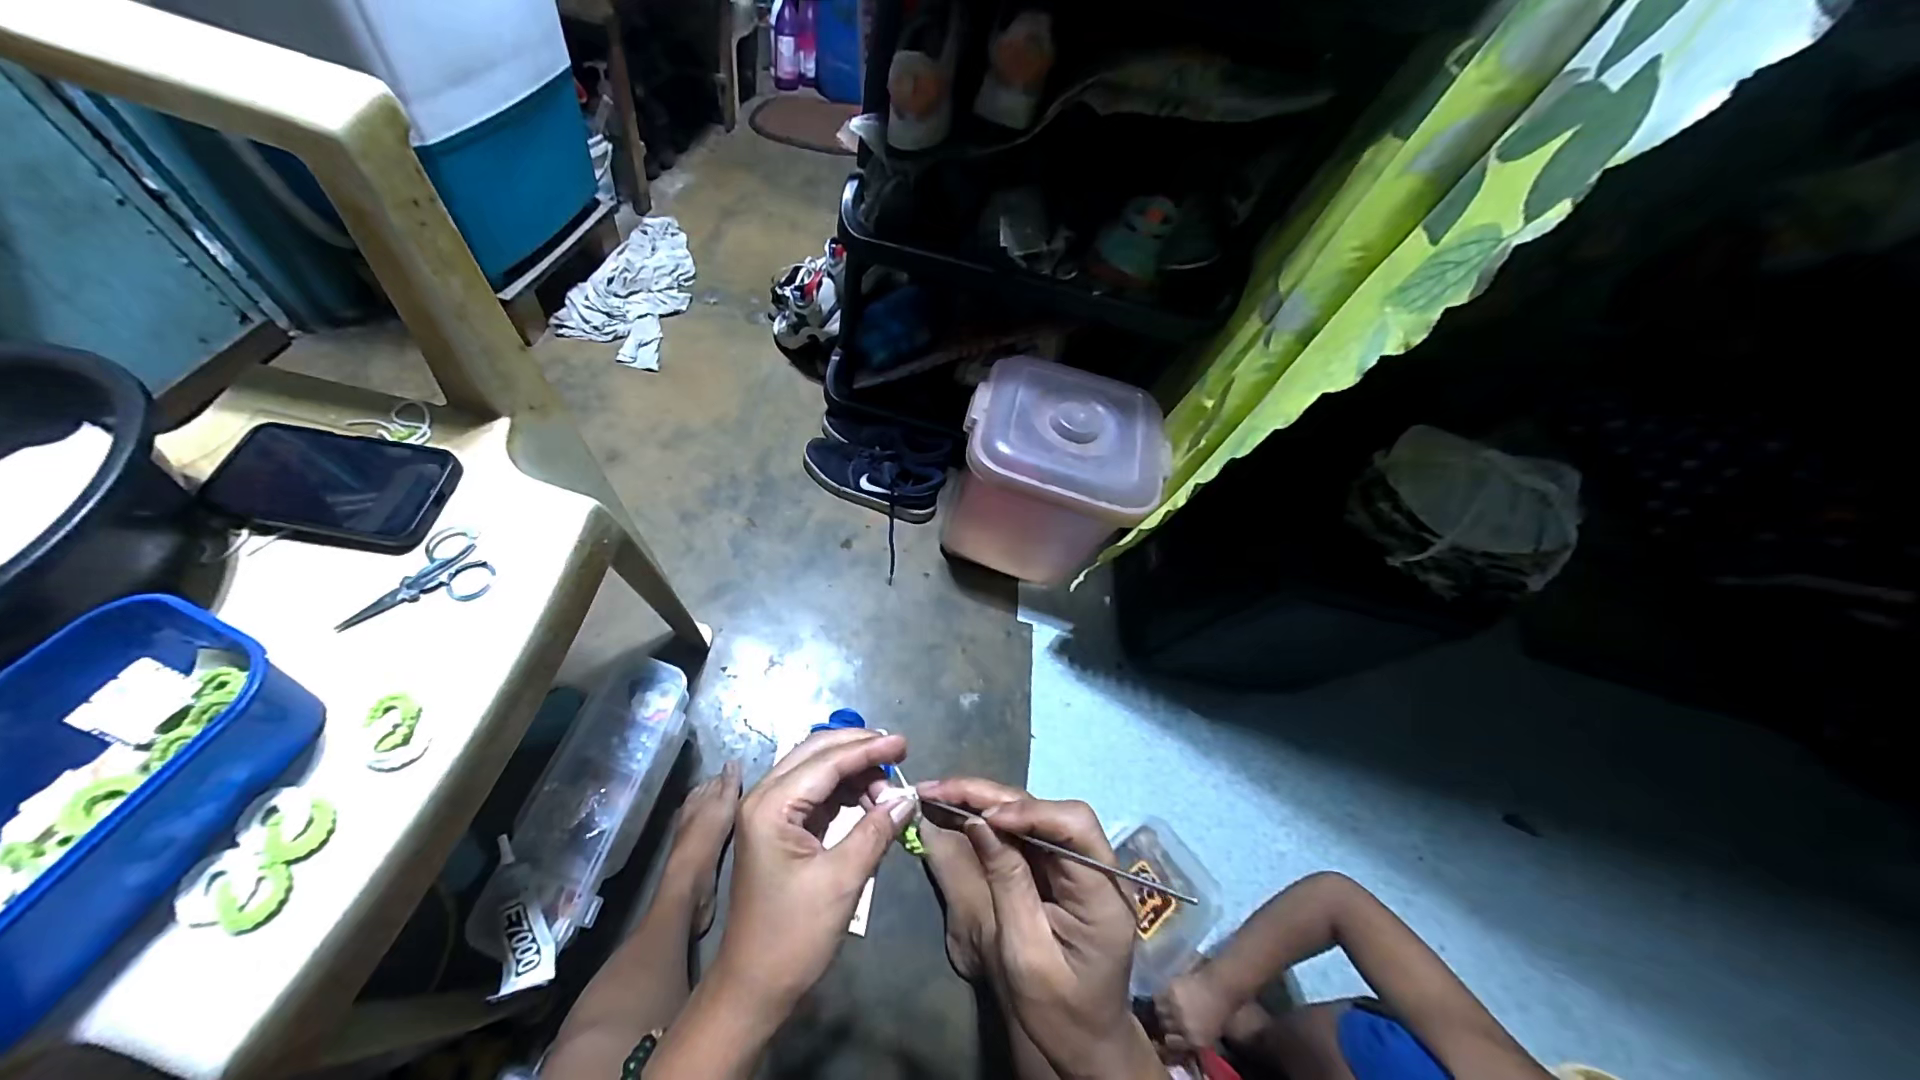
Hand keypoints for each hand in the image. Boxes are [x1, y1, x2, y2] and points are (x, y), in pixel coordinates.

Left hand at [707, 729, 913, 1012]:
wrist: (754, 986)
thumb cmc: (793, 935)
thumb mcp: (841, 880)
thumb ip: (875, 831)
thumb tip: (906, 799)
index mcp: (771, 806)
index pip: (827, 761)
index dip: (869, 749)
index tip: (905, 744)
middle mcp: (764, 798)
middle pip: (816, 752)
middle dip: (859, 748)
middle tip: (899, 753)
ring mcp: (770, 813)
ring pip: (817, 769)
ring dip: (854, 770)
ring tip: (889, 790)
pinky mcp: (780, 828)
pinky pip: (816, 793)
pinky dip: (845, 790)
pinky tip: (869, 799)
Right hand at [917, 778, 1159, 1079]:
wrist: (1081, 1040)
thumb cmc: (1058, 1011)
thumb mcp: (1026, 955)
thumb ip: (1006, 883)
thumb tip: (977, 822)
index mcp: (1104, 892)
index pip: (1075, 826)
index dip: (1029, 811)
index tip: (983, 817)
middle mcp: (1096, 865)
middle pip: (1048, 810)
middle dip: (992, 796)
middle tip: (939, 788)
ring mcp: (1077, 862)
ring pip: (1032, 812)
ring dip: (985, 800)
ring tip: (940, 792)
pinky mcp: (1057, 865)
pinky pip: (1023, 829)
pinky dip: (989, 816)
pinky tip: (960, 808)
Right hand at [1155, 967, 1236, 1056]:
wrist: (1220, 988)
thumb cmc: (1219, 1013)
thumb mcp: (1210, 1035)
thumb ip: (1194, 1039)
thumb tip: (1180, 1038)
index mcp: (1194, 1040)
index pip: (1171, 1042)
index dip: (1168, 1038)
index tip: (1168, 1033)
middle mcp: (1182, 1026)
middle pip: (1163, 1025)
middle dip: (1164, 1022)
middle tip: (1165, 1017)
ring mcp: (1175, 1008)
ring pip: (1158, 1010)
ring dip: (1160, 1008)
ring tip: (1164, 1005)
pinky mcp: (1171, 990)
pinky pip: (1158, 996)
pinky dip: (1160, 996)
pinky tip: (1165, 995)